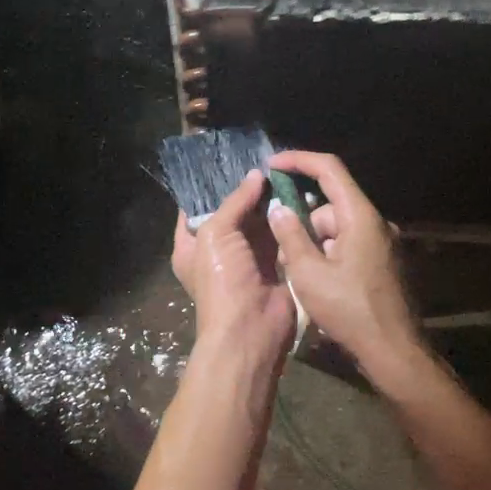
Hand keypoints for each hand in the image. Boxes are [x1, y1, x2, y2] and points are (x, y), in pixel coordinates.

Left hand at [172, 170, 294, 354]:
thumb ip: (234, 202)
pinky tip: (298, 192)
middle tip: (265, 159)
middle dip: (247, 191)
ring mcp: (247, 258)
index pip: (196, 208)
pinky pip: (280, 235)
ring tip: (284, 170)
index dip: (210, 186)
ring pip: (259, 222)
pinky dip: (287, 219)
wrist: (251, 329)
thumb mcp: (216, 234)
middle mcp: (218, 249)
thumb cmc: (221, 280)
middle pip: (232, 212)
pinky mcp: (274, 264)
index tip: (228, 160)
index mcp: (191, 245)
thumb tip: (254, 175)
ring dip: (270, 202)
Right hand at [264, 151, 418, 369]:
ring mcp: (382, 244)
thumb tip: (278, 208)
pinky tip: (315, 282)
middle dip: (301, 219)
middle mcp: (375, 223)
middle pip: (330, 204)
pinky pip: (348, 245)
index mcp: (360, 216)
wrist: (394, 352)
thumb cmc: (349, 310)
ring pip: (337, 228)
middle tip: (278, 244)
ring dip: (314, 242)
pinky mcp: (383, 263)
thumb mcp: (308, 273)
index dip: (298, 160)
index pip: (329, 169)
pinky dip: (328, 254)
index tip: (271, 165)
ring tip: (295, 272)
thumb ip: (290, 235)